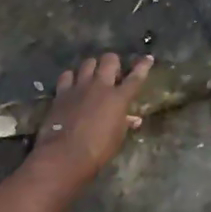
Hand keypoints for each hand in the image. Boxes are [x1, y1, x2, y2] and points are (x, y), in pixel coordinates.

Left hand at [25, 53, 153, 192]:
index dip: (143, 66)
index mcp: (118, 98)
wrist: (66, 153)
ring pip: (88, 62)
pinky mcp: (62, 92)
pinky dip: (71, 77)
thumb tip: (134, 119)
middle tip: (113, 72)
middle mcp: (100, 86)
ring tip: (92, 75)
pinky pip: (67, 75)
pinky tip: (72, 84)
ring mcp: (80, 86)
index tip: (148, 58)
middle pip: (109, 60)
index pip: (135, 77)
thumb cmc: (98, 150)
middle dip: (113, 62)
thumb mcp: (117, 137)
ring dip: (93, 67)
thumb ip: (125, 123)